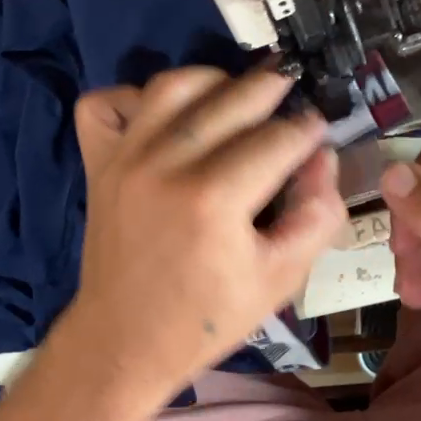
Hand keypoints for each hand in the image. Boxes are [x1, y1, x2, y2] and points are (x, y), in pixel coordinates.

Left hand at [48, 65, 346, 414]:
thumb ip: (316, 215)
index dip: (308, 129)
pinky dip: (135, 97)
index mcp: (214, 200)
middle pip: (230, 97)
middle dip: (272, 89)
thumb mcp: (281, 279)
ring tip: (237, 98)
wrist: (124, 340)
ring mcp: (124, 159)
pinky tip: (165, 116)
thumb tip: (323, 155)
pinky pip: (107, 104)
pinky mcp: (97, 162)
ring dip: (213, 80)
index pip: (277, 138)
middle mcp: (165, 165)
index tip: (319, 131)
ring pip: (172, 85)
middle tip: (290, 97)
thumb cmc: (206, 318)